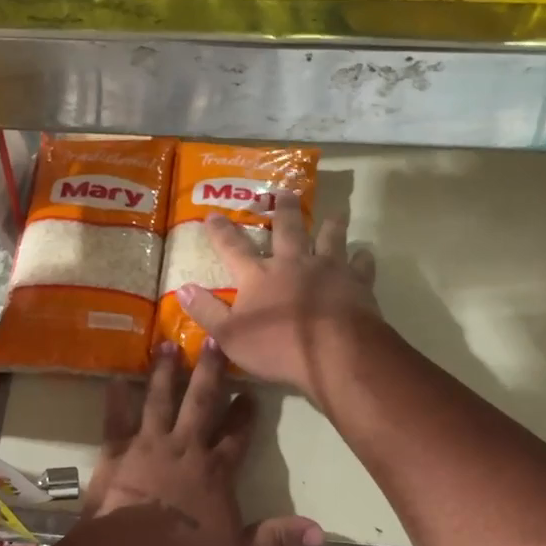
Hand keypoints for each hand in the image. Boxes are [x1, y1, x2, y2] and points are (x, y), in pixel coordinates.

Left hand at [56, 344, 323, 545]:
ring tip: (167, 344)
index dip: (246, 413)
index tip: (252, 390)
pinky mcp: (116, 450)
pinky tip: (114, 378)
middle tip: (214, 339)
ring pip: (160, 399)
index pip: (237, 435)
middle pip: (201, 402)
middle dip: (210, 371)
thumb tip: (320, 532)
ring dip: (165, 372)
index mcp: (215, 471)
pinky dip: (116, 399)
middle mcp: (185, 447)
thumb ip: (277, 538)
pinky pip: (116, 418)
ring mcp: (149, 444)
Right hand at [176, 208, 382, 402]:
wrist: (336, 353)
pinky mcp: (357, 283)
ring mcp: (328, 269)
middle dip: (284, 209)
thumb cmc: (278, 347)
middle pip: (287, 229)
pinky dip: (362, 258)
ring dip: (330, 225)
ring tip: (334, 214)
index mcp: (258, 275)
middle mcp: (292, 263)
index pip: (233, 247)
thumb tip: (182, 288)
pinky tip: (364, 254)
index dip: (220, 231)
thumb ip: (206, 311)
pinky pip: (361, 265)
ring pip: (329, 238)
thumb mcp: (229, 335)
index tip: (213, 214)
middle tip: (286, 191)